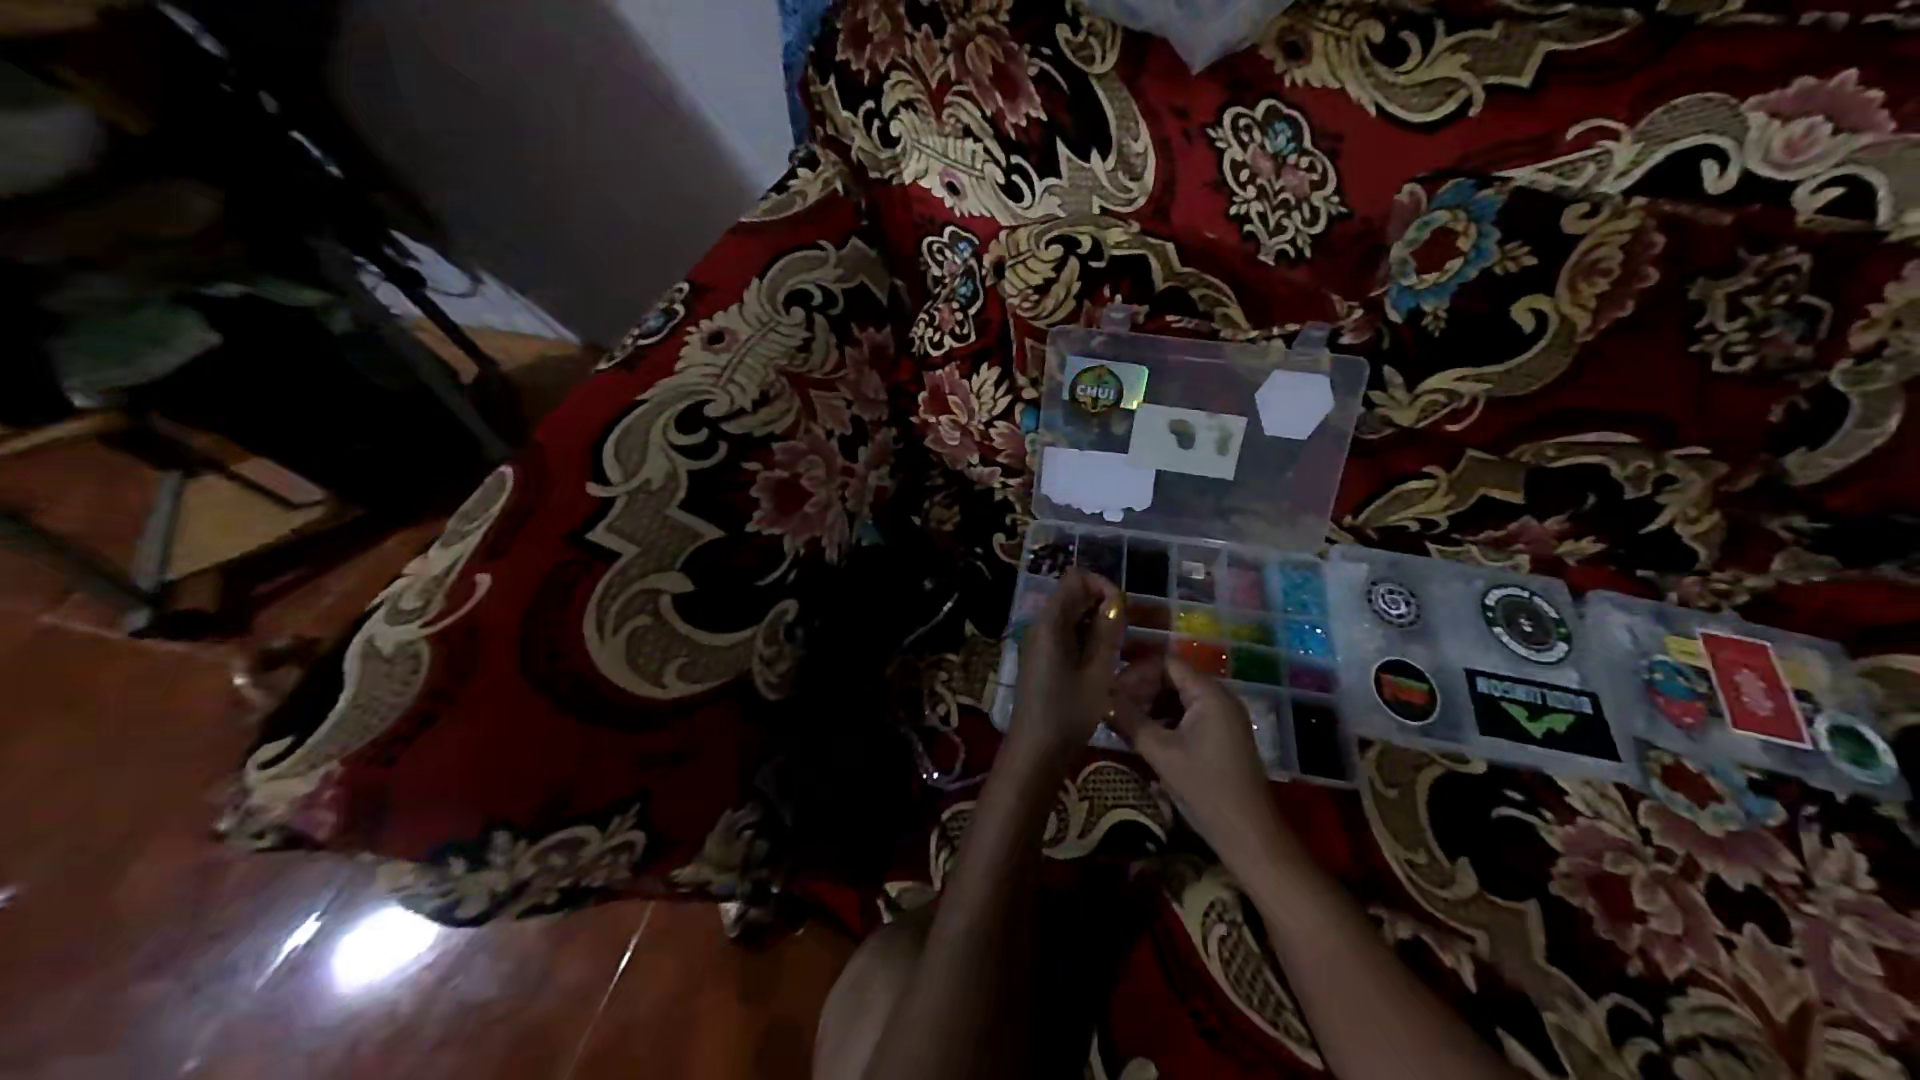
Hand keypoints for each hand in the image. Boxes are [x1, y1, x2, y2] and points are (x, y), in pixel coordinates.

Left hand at [1008, 568, 1124, 769]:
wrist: (1036, 750)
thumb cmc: (1069, 712)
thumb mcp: (1098, 672)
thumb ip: (1107, 632)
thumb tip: (1115, 601)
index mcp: (1050, 623)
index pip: (1075, 578)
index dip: (1101, 585)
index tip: (1122, 611)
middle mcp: (1039, 625)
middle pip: (1072, 595)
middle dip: (1101, 604)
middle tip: (1126, 632)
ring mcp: (1037, 642)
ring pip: (1069, 615)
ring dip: (1095, 623)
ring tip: (1118, 648)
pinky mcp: (1040, 658)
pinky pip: (1064, 634)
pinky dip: (1084, 637)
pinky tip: (1101, 661)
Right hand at [1109, 657, 1299, 871]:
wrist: (1246, 832)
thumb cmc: (1203, 787)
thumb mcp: (1159, 752)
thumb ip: (1130, 720)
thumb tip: (1103, 698)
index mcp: (1209, 694)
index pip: (1166, 662)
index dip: (1136, 671)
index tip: (1111, 688)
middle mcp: (1219, 698)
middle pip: (1173, 677)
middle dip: (1141, 688)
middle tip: (1113, 705)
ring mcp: (1222, 717)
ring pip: (1178, 697)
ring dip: (1150, 704)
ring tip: (1124, 720)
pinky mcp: (1220, 736)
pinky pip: (1187, 714)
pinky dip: (1164, 719)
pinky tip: (1144, 735)